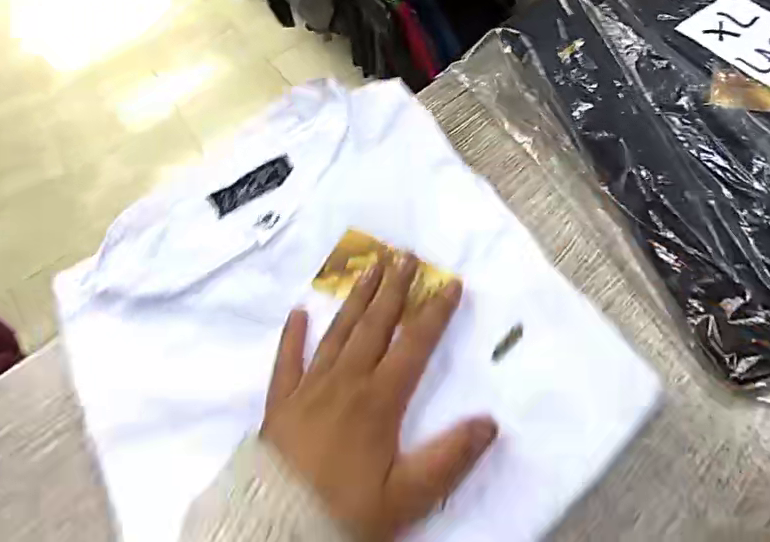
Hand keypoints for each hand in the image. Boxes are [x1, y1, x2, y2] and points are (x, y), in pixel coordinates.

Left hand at [262, 254, 497, 540]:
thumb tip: (491, 422)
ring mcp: (308, 393)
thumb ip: (449, 457)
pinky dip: (291, 338)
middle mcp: (346, 383)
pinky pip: (285, 366)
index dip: (436, 311)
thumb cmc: (340, 515)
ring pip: (338, 334)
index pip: (415, 342)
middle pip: (375, 325)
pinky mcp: (278, 410)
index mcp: (379, 398)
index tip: (451, 283)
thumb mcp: (405, 496)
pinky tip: (297, 313)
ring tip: (371, 267)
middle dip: (395, 288)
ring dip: (357, 298)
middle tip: (406, 254)